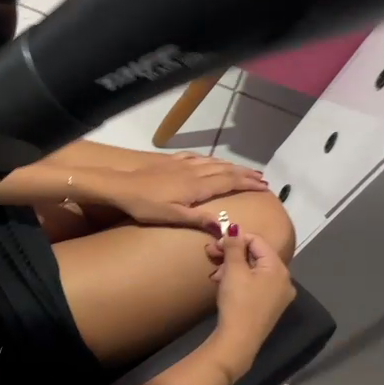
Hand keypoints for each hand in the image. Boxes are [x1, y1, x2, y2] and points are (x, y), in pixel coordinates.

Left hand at [78, 154, 267, 231]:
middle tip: (261, 178)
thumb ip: (199, 220)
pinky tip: (209, 159)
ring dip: (229, 165)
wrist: (119, 184)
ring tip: (242, 169)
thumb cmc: (144, 204)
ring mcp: (180, 165)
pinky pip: (195, 157)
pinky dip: (208, 158)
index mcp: (197, 186)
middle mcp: (193, 172)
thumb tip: (226, 228)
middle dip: (244, 174)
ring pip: (211, 162)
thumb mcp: (172, 216)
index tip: (264, 187)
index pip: (229, 182)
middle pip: (224, 170)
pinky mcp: (168, 161)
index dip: (247, 184)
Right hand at [203, 232, 294, 376]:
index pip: (258, 241)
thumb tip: (233, 227)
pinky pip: (256, 283)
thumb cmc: (238, 301)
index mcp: (278, 268)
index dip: (235, 238)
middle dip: (233, 253)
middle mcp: (284, 280)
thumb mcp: (233, 271)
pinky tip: (225, 284)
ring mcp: (279, 294)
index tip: (215, 243)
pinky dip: (240, 279)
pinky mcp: (271, 305)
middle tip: (211, 255)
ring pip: (255, 269)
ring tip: (216, 274)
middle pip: (257, 255)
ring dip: (234, 266)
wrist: (240, 338)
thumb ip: (234, 247)